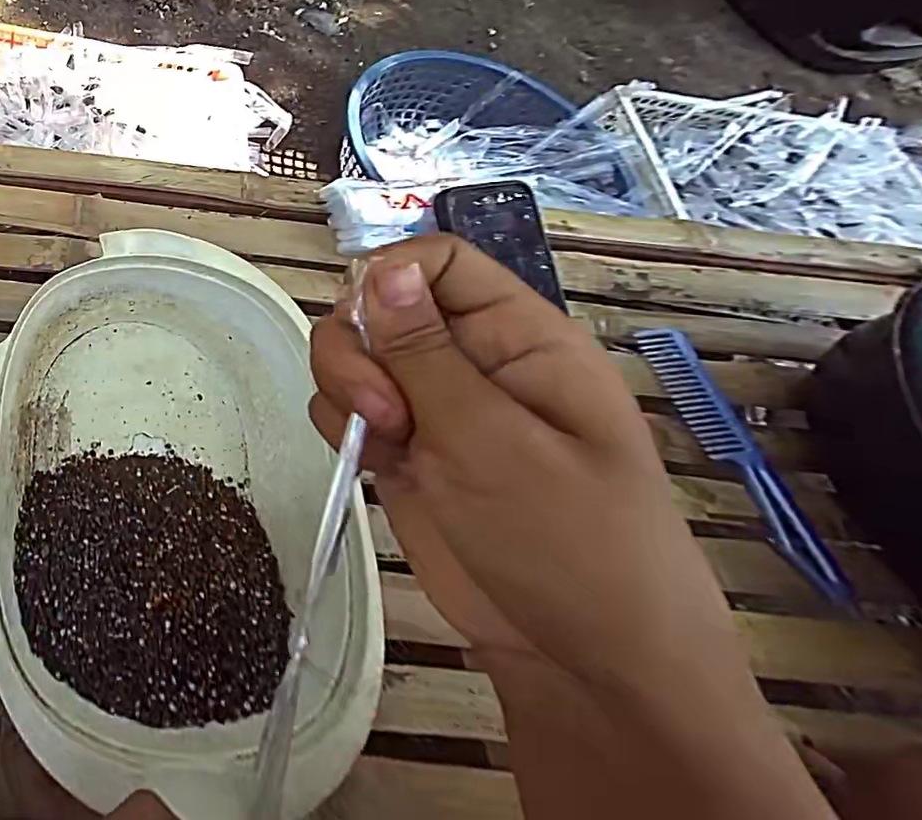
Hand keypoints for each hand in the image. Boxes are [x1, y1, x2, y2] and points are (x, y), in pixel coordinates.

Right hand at [308, 235, 749, 691]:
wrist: (577, 662)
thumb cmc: (569, 545)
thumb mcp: (494, 442)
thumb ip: (427, 355)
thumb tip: (381, 267)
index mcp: (517, 336)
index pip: (441, 260)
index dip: (393, 275)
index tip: (369, 326)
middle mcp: (468, 357)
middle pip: (377, 306)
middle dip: (358, 351)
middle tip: (382, 412)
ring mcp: (431, 403)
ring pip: (351, 356)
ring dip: (346, 391)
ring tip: (387, 445)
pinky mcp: (402, 444)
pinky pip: (345, 407)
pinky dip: (344, 428)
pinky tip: (381, 466)